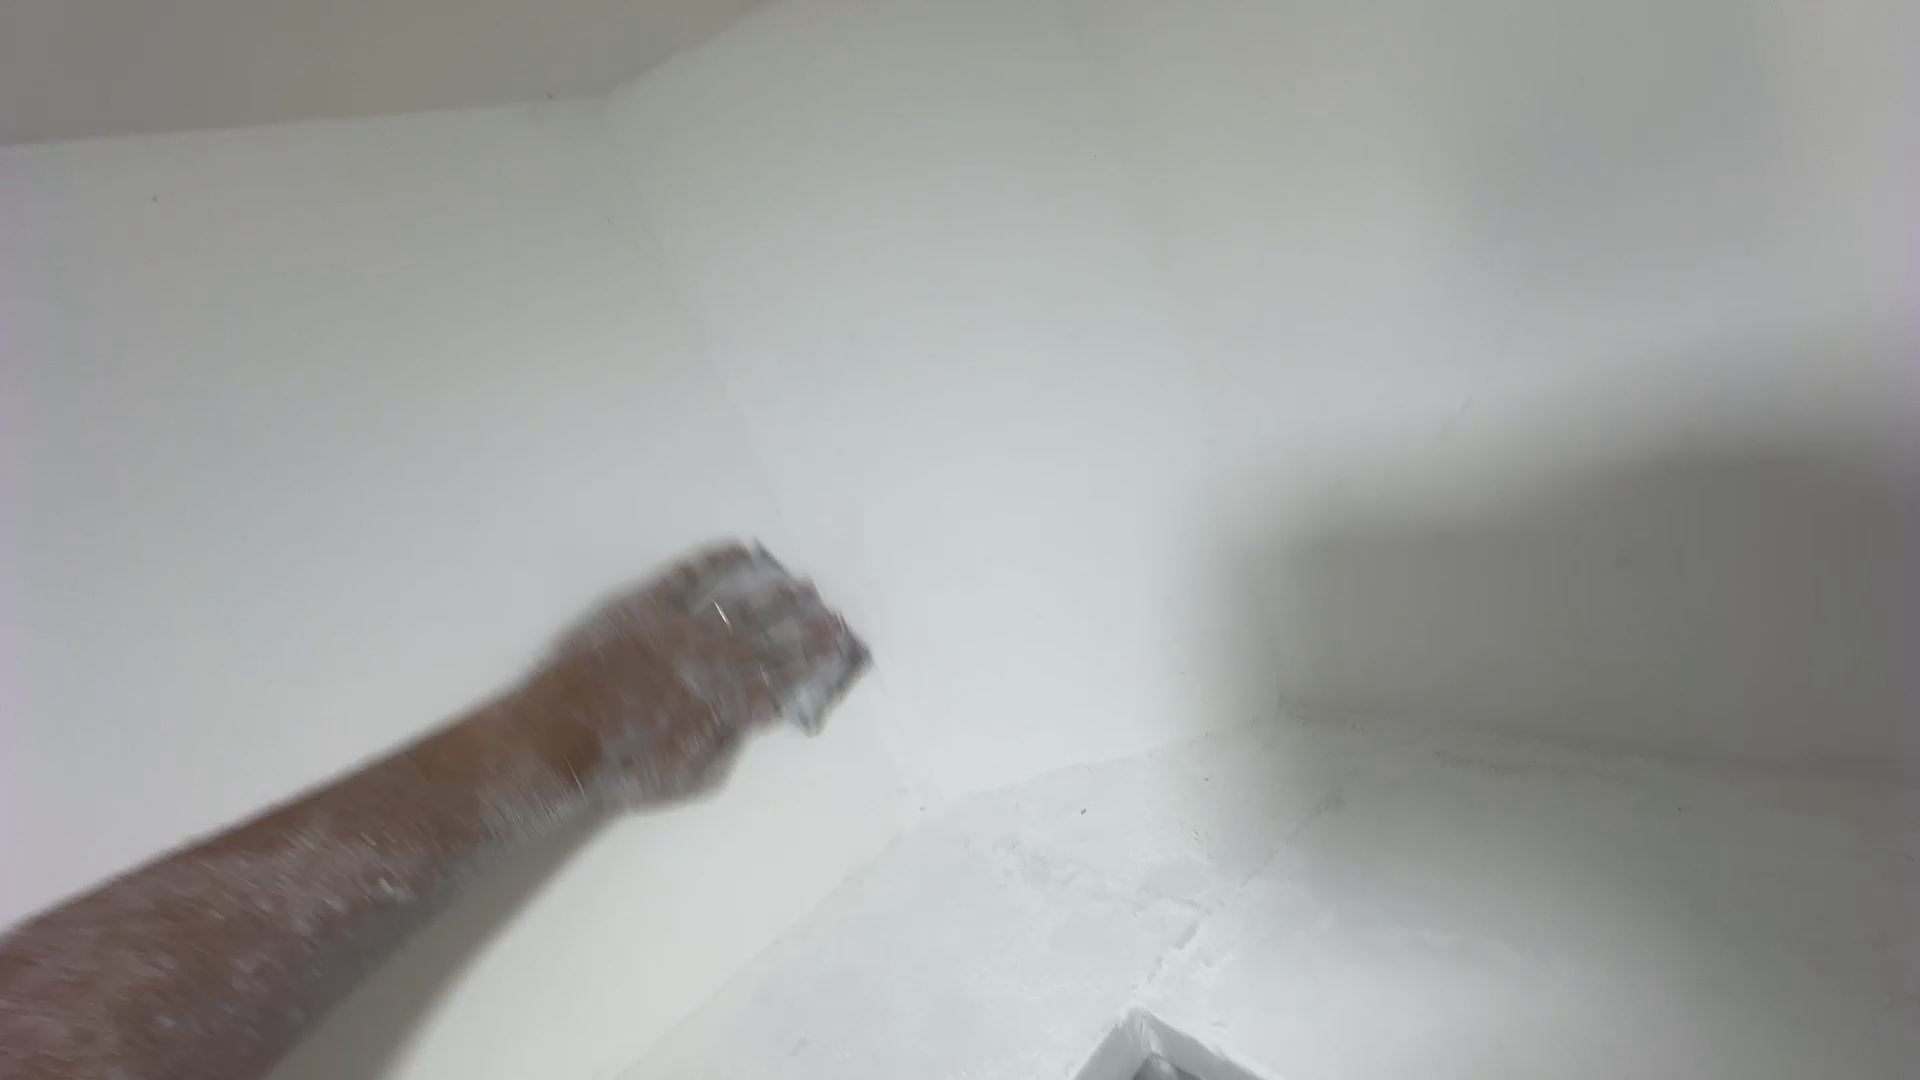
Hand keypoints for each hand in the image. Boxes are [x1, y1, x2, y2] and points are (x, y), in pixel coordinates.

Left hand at [521, 542, 869, 808]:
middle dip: (808, 629)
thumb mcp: (687, 778)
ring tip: (804, 585)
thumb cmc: (619, 768)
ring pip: (745, 606)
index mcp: (727, 702)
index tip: (836, 647)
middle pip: (775, 640)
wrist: (556, 738)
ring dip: (779, 596)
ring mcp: (685, 627)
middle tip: (833, 615)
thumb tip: (758, 718)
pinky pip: (691, 574)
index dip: (813, 662)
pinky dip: (718, 559)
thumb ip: (728, 745)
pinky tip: (741, 549)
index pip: (784, 678)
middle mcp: (717, 660)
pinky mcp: (650, 603)